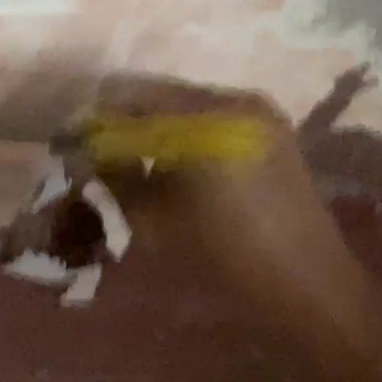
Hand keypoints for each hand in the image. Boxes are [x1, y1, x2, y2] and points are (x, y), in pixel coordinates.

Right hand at [90, 74, 366, 321]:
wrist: (312, 289)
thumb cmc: (224, 256)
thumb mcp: (151, 217)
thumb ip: (111, 173)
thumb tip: (81, 150)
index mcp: (203, 118)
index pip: (123, 95)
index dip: (90, 119)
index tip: (69, 144)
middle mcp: (231, 100)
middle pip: (150, 92)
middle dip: (117, 119)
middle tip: (93, 152)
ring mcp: (254, 111)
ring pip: (175, 102)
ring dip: (146, 124)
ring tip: (127, 158)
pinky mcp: (266, 128)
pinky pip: (203, 115)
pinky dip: (176, 131)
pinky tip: (165, 162)